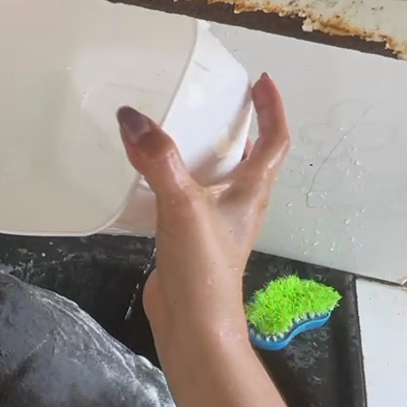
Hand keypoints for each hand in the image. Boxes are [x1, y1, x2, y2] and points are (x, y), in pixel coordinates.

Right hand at [118, 75, 289, 349]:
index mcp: (251, 190)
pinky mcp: (191, 239)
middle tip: (212, 101)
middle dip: (238, 127)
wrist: (194, 324)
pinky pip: (188, 197)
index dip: (273, 109)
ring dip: (206, 152)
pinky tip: (149, 177)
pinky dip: (176, 179)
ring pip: (218, 178)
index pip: (275, 140)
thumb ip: (159, 160)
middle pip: (249, 157)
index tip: (260, 81)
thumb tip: (131, 117)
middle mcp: (239, 204)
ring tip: (178, 130)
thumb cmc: (203, 265)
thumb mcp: (184, 204)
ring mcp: (216, 224)